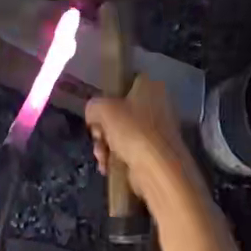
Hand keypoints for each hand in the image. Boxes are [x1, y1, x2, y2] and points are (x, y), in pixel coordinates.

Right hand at [84, 77, 204, 211]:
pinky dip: (115, 158)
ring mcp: (157, 130)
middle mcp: (158, 104)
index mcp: (150, 86)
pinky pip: (128, 150)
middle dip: (103, 127)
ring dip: (105, 145)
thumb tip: (94, 114)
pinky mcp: (154, 152)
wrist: (157, 168)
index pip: (124, 82)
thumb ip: (93, 106)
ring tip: (102, 156)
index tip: (97, 109)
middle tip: (98, 135)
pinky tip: (108, 166)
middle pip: (119, 111)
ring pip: (120, 133)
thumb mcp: (102, 109)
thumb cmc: (132, 130)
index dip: (107, 95)